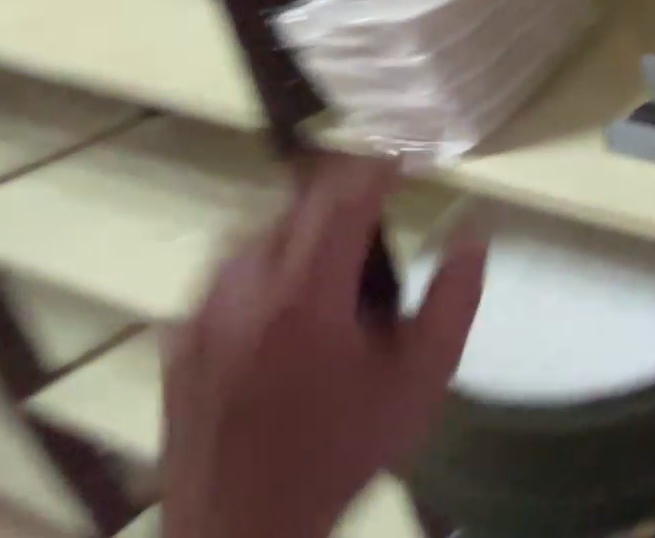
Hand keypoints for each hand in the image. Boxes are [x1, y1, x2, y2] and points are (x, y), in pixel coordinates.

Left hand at [161, 154, 485, 537]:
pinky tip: (291, 283)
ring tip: (341, 231)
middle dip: (338, 188)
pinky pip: (221, 273)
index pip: (338, 204)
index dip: (374, 169)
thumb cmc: (347, 446)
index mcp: (304, 301)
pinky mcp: (180, 345)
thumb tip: (475, 229)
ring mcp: (200, 320)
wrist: (245, 529)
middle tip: (382, 187)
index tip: (406, 154)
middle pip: (289, 210)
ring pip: (249, 236)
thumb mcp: (426, 374)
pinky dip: (263, 255)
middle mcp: (241, 298)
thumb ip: (455, 296)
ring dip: (299, 219)